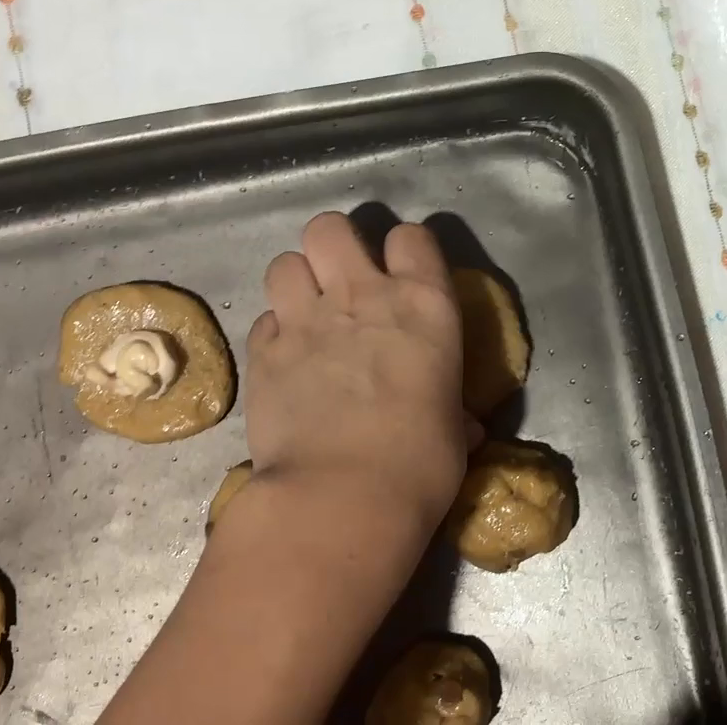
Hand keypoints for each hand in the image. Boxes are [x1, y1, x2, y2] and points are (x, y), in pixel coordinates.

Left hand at [244, 212, 471, 526]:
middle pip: (330, 227)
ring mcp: (305, 320)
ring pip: (284, 262)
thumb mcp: (452, 427)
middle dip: (334, 245)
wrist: (342, 498)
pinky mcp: (262, 354)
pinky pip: (262, 320)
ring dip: (297, 282)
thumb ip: (451, 409)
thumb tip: (463, 426)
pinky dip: (274, 332)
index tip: (403, 274)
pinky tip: (286, 359)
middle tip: (342, 279)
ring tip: (307, 313)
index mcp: (423, 303)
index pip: (411, 236)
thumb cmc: (421, 463)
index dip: (405, 250)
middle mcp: (362, 295)